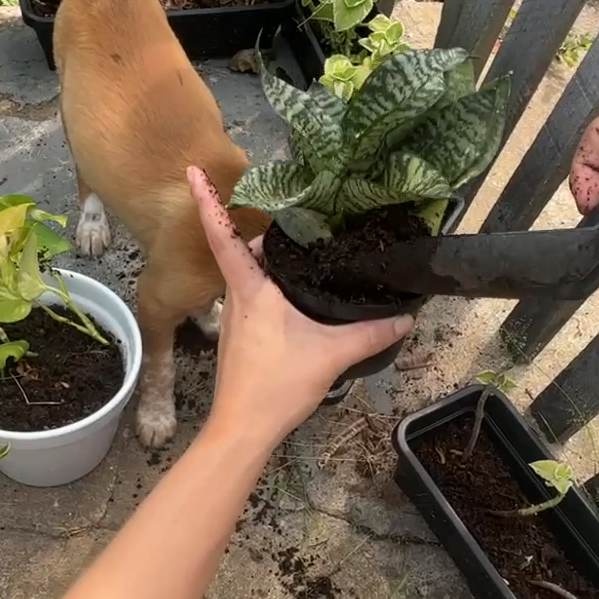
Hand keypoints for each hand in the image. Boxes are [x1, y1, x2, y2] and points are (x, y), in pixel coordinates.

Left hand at [189, 167, 411, 443]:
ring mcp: (236, 319)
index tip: (191, 170)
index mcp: (251, 291)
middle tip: (298, 219)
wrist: (243, 428)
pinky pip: (253, 298)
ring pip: (248, 276)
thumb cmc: (276, 386)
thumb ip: (370, 334)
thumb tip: (406, 317)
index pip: (224, 237)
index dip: (208, 202)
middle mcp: (237, 298)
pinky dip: (269, 286)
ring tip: (305, 251)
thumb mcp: (331, 355)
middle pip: (242, 252)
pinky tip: (296, 297)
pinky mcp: (242, 337)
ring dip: (267, 261)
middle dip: (263, 232)